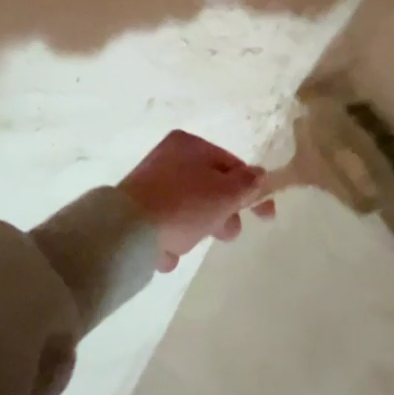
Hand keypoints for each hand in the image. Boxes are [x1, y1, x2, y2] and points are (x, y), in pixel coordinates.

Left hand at [117, 130, 275, 271]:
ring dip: (196, 230)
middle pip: (211, 188)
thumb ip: (248, 183)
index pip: (232, 165)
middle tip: (225, 232)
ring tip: (187, 243)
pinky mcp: (137, 210)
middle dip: (223, 214)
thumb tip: (259, 175)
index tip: (266, 216)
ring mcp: (150, 184)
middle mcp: (168, 158)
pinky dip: (171, 237)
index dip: (254, 190)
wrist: (127, 232)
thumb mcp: (225, 193)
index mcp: (189, 145)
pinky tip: (166, 249)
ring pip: (190, 209)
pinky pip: (167, 224)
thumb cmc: (183, 206)